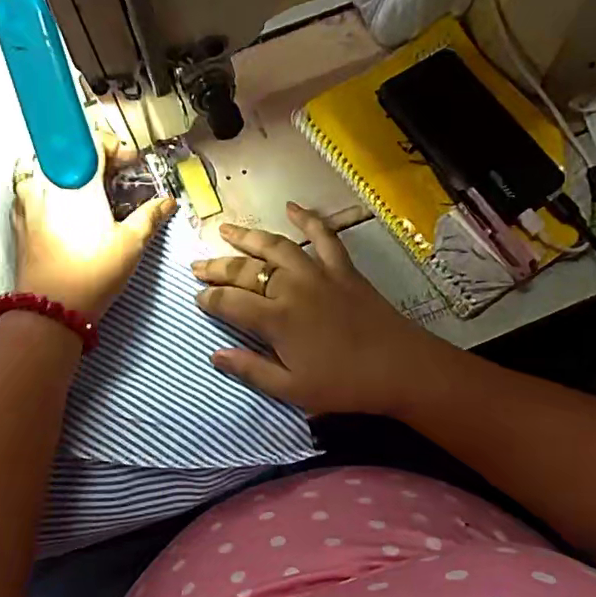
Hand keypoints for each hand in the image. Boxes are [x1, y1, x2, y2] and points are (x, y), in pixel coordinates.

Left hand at [12, 142, 173, 320]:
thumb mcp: (131, 243)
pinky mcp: (20, 217)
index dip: (115, 146)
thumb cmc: (92, 273)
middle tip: (116, 175)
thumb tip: (166, 202)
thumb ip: (150, 215)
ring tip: (94, 192)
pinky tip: (72, 210)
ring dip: (73, 172)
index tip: (129, 161)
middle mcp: (45, 182)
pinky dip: (55, 189)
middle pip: (69, 151)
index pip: (91, 141)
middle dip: (95, 158)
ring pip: (49, 168)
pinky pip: (35, 188)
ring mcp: (27, 198)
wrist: (51, 306)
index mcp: (75, 181)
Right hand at [191, 202, 453, 415]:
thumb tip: (215, 355)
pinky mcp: (344, 269)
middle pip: (246, 270)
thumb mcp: (292, 389)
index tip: (196, 298)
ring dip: (249, 237)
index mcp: (277, 320)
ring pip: (276, 247)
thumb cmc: (344, 384)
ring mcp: (319, 273)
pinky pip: (324, 237)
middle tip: (198, 266)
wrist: (399, 366)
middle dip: (218, 267)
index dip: (208, 299)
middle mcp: (292, 288)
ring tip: (226, 230)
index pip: (229, 302)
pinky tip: (292, 207)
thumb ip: (251, 370)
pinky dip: (308, 219)